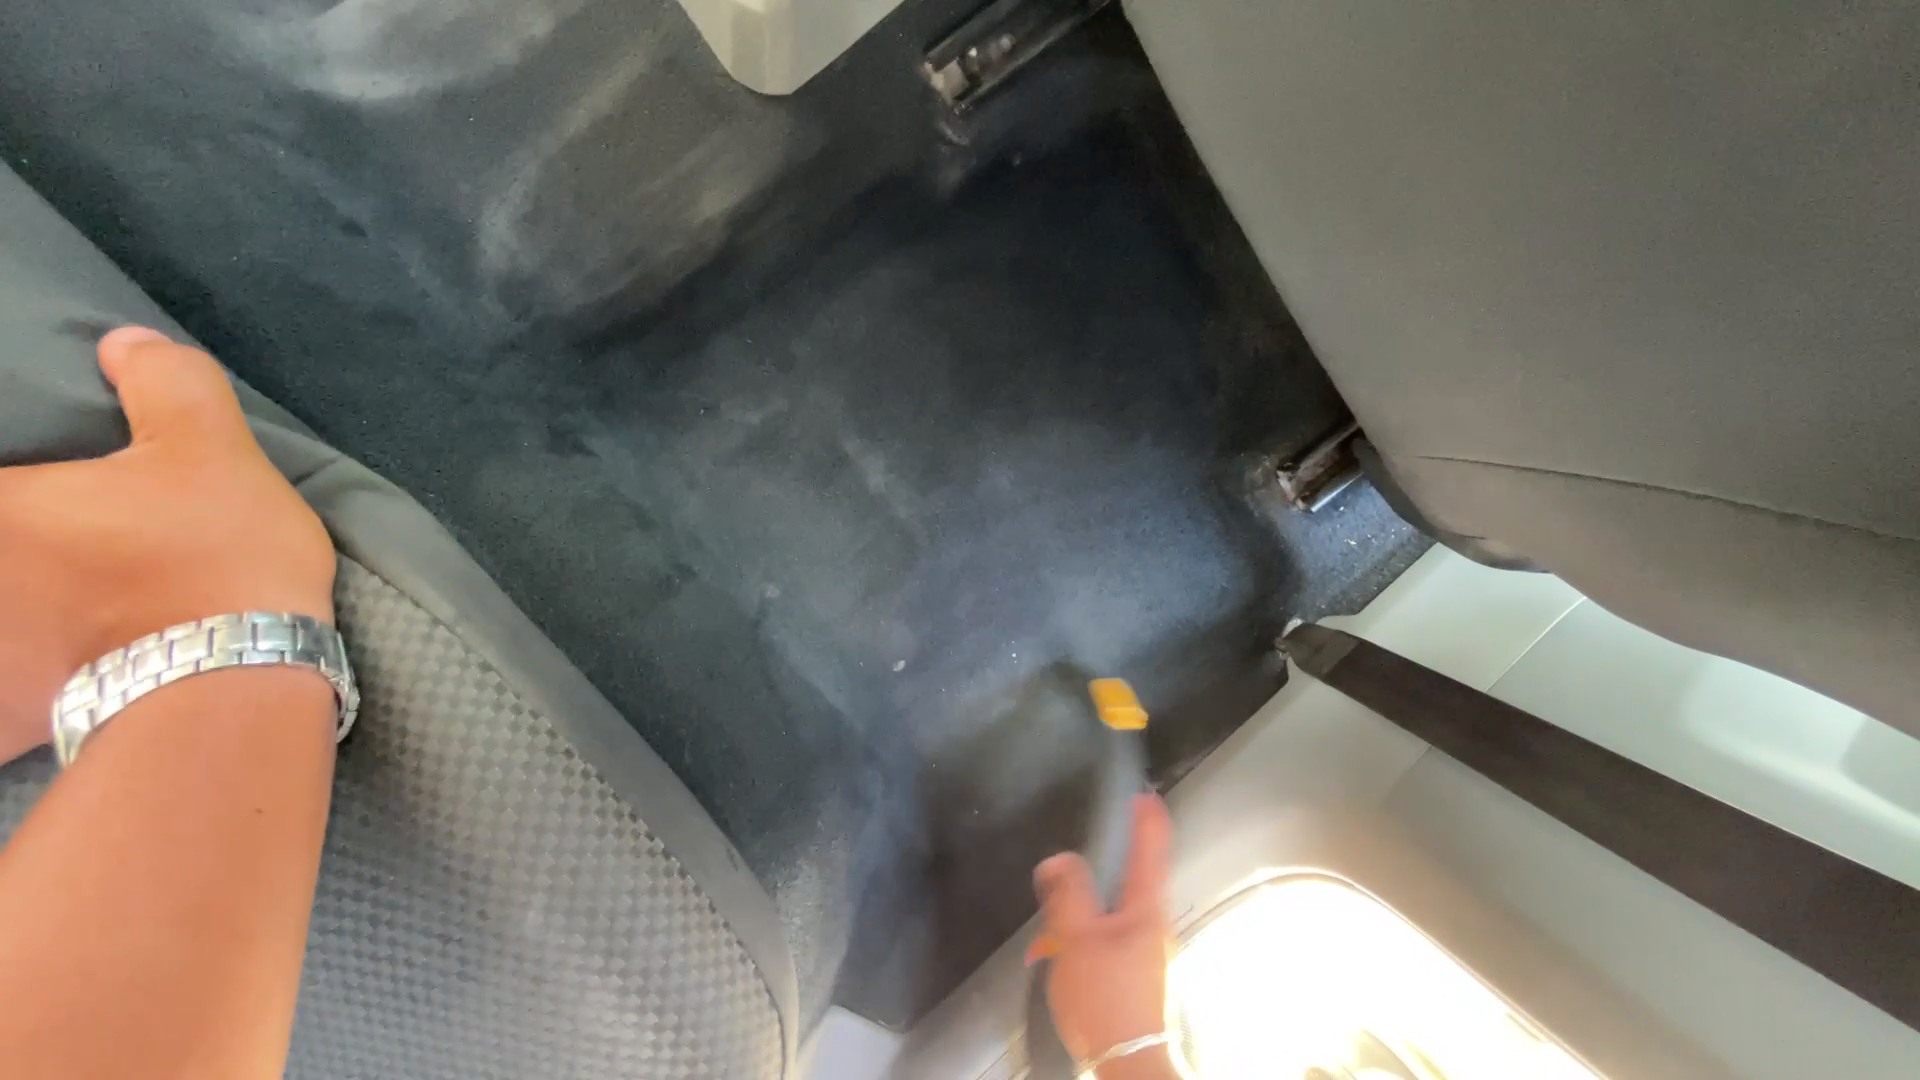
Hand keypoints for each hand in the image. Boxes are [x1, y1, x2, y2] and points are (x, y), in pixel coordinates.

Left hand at [0, 327, 335, 764]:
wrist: (231, 681)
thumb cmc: (213, 556)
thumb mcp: (217, 455)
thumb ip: (171, 387)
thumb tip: (125, 342)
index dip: (19, 483)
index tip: (43, 488)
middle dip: (23, 546)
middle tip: (55, 547)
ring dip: (17, 614)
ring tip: (58, 610)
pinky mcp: (0, 714)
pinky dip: (16, 685)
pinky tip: (44, 674)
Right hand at [1032, 793, 1175, 1071]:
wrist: (1126, 1063)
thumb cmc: (1105, 997)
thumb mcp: (1077, 936)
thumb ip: (1067, 890)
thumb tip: (1059, 858)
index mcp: (1147, 905)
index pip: (1153, 846)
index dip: (1148, 815)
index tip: (1144, 790)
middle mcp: (1153, 921)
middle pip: (1131, 874)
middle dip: (1104, 860)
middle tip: (1080, 847)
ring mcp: (1146, 947)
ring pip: (1112, 907)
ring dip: (1083, 904)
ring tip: (1051, 922)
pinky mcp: (1134, 969)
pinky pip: (1106, 934)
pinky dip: (1081, 932)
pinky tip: (1054, 951)